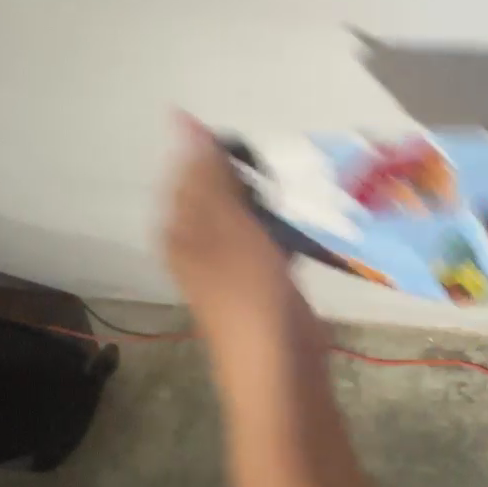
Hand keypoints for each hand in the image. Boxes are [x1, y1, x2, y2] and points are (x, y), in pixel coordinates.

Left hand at [162, 112, 320, 361]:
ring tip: (303, 185)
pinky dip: (288, 229)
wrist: (281, 369)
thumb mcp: (228, 228)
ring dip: (274, 201)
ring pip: (251, 217)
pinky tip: (309, 222)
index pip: (191, 171)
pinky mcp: (268, 283)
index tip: (262, 147)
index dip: (223, 154)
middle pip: (222, 193)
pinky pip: (274, 242)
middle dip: (253, 176)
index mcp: (180, 229)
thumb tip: (178, 117)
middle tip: (289, 165)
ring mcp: (236, 266)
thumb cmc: (251, 297)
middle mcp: (201, 245)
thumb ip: (210, 176)